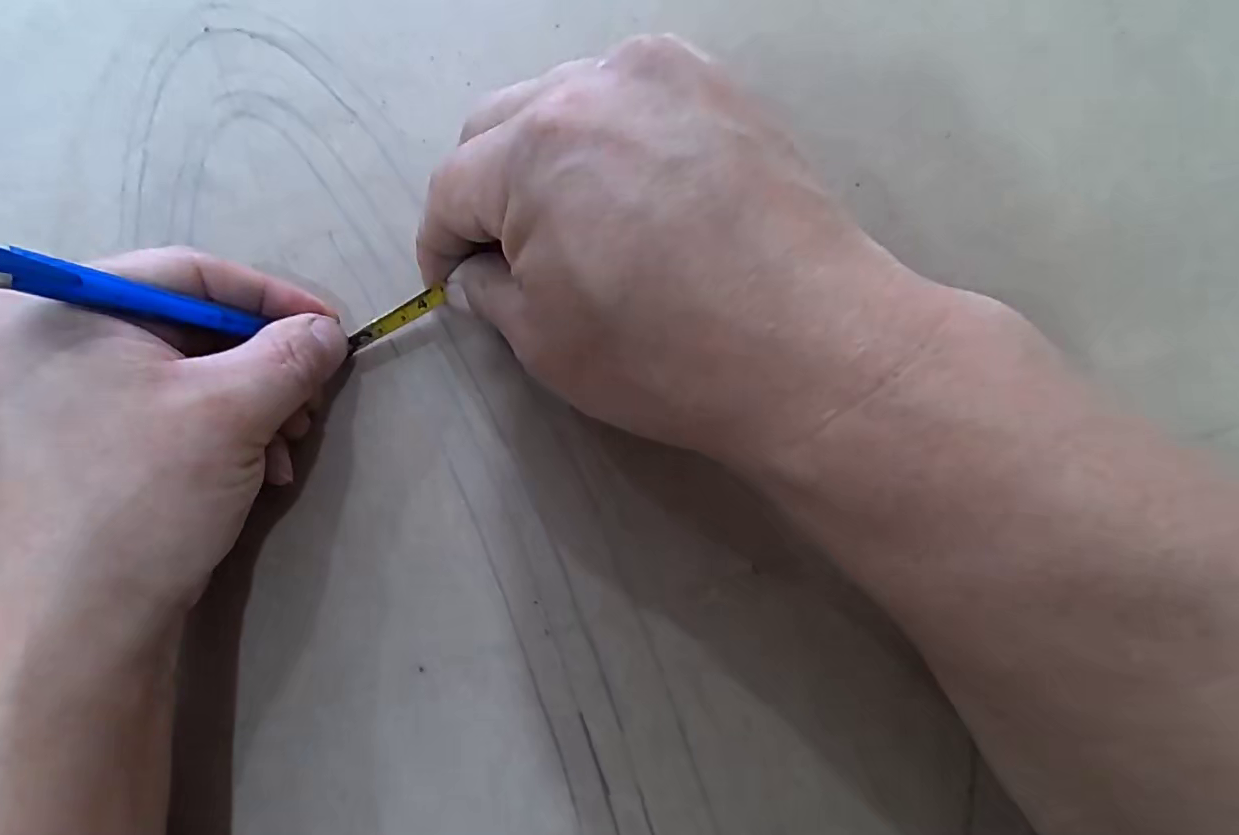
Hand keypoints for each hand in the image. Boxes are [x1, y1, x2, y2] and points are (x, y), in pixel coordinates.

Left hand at [0, 248, 347, 653]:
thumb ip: (289, 357)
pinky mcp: (81, 454)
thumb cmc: (142, 498)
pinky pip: (164, 422)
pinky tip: (253, 476)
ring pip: (182, 382)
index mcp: (60, 306)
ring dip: (249, 413)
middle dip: (263, 371)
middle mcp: (49, 345)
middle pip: (187, 332)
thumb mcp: (230, 415)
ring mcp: (59, 404)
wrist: (78, 625)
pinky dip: (219, 441)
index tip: (331, 327)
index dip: (271, 297)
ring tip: (283, 454)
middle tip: (310, 406)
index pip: (188, 275)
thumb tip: (329, 331)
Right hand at [418, 35, 959, 469]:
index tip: (445, 285)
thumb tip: (470, 274)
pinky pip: (625, 101)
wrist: (802, 347)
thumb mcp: (540, 338)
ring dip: (535, 163)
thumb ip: (487, 293)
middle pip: (495, 129)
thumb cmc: (653, 356)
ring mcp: (662, 74)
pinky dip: (598, 143)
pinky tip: (616, 195)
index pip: (450, 187)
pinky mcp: (716, 86)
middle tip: (495, 257)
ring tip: (556, 226)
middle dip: (478, 196)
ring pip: (560, 104)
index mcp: (533, 151)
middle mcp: (591, 85)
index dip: (436, 244)